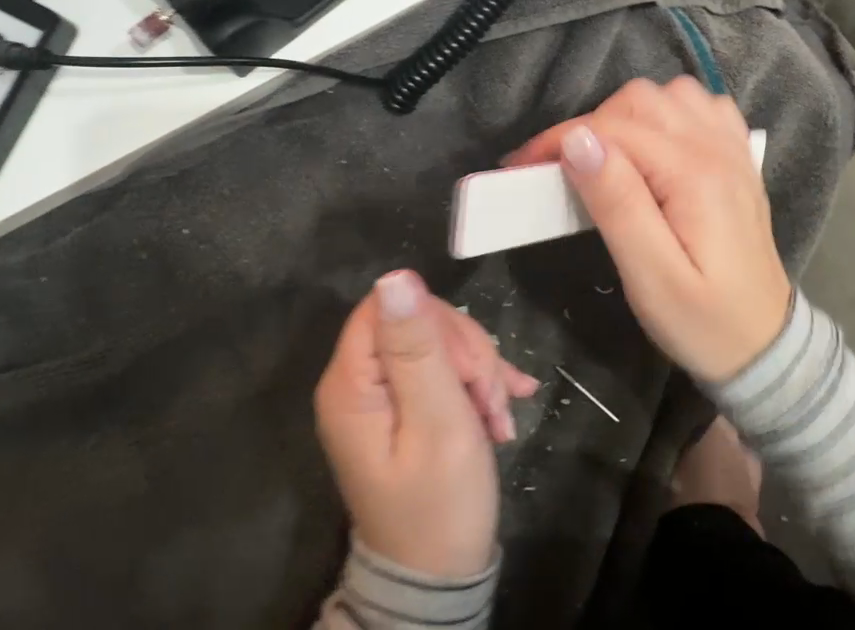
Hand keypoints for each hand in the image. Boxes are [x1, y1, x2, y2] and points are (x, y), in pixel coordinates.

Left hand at [315, 270, 528, 577]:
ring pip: (435, 346)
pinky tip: (503, 411)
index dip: (438, 325)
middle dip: (466, 354)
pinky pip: (439, 373)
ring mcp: (378, 398)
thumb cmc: (440, 505)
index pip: (388, 307)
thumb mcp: (439, 420)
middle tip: (491, 401)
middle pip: (415, 324)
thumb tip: (395, 275)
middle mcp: (356, 383)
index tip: (472, 369)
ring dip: (477, 374)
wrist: (438, 579)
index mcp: (351, 383)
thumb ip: (417, 347)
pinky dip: (474, 387)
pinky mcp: (401, 410)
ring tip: (499, 418)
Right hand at [507, 78, 790, 381]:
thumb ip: (616, 204)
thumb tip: (578, 140)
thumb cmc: (704, 324)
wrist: (766, 348)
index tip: (521, 167)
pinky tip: (657, 150)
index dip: (560, 139)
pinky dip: (670, 116)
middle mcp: (717, 148)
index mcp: (695, 175)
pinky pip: (703, 108)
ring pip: (671, 95)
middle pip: (641, 100)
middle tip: (562, 169)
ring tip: (606, 160)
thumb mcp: (651, 278)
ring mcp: (733, 150)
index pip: (614, 128)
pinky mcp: (738, 160)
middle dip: (591, 125)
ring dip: (630, 116)